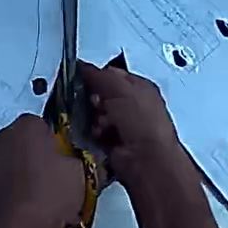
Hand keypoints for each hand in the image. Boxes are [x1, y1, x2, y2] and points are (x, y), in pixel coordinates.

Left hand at [0, 114, 85, 227]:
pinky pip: (11, 180)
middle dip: (47, 158)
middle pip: (31, 143)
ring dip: (35, 176)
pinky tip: (37, 210)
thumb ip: (85, 160)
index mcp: (27, 124)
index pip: (47, 124)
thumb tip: (85, 160)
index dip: (62, 144)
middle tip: (65, 181)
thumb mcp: (83, 174)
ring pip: (21, 162)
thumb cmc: (49, 194)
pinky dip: (23, 190)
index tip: (72, 162)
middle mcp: (4, 134)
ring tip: (54, 201)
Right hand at [81, 62, 191, 191]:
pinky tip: (99, 135)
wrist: (146, 159)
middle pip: (102, 95)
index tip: (82, 77)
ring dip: (93, 118)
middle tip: (95, 103)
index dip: (96, 75)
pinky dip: (94, 133)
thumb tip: (82, 67)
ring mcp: (125, 126)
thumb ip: (98, 75)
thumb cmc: (141, 121)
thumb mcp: (118, 87)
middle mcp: (135, 106)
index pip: (112, 74)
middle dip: (93, 99)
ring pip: (96, 114)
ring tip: (100, 122)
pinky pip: (95, 132)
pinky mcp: (115, 143)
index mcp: (140, 88)